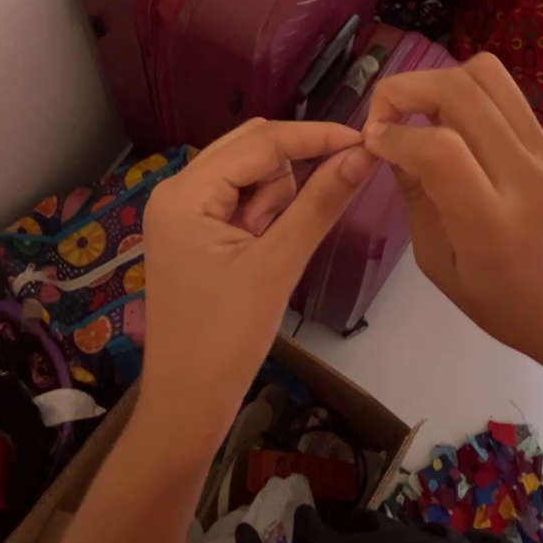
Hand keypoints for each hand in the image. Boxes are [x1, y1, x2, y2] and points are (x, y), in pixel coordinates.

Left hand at [140, 119, 374, 435]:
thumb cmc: (226, 338)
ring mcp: (183, 210)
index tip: (365, 140)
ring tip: (268, 252)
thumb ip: (321, 202)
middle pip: (252, 149)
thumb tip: (364, 153)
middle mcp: (177, 188)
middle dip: (290, 175)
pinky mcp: (194, 231)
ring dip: (275, 202)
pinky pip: (241, 200)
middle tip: (306, 215)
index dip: (315, 136)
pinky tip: (262, 252)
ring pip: (251, 174)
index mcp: (185, 191)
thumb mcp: (279, 264)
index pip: (261, 140)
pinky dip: (265, 216)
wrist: (187, 406)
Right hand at [361, 54, 542, 378]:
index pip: (441, 150)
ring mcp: (542, 150)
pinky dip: (460, 90)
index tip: (372, 142)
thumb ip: (414, 193)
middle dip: (406, 89)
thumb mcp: (436, 260)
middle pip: (462, 91)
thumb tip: (386, 139)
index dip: (395, 135)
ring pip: (485, 73)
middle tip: (383, 117)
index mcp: (492, 225)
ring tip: (416, 113)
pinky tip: (445, 120)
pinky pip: (500, 88)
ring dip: (436, 81)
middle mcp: (523, 176)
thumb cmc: (497, 299)